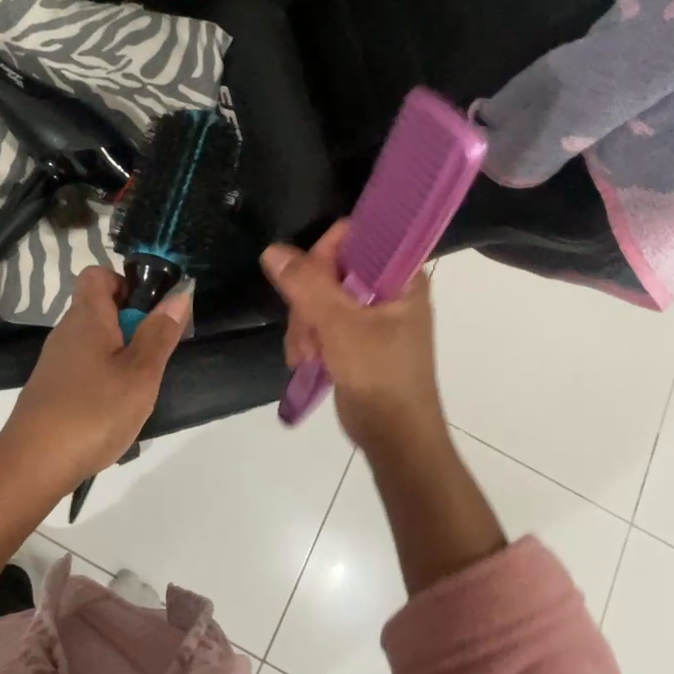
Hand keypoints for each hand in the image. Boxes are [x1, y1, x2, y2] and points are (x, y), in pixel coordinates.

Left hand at [0, 266, 189, 481]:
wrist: (34, 463)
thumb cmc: (93, 412)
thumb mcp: (140, 373)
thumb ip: (160, 333)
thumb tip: (179, 294)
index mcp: (87, 318)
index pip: (98, 275)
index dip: (126, 283)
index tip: (150, 313)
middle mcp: (67, 332)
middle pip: (101, 310)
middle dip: (133, 327)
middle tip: (153, 360)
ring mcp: (56, 362)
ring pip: (96, 343)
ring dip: (122, 358)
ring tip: (137, 391)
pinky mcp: (52, 389)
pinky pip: (85, 369)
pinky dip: (104, 381)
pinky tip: (114, 413)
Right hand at [261, 221, 444, 451]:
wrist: (396, 437)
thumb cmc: (379, 375)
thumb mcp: (339, 325)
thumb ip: (306, 284)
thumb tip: (272, 251)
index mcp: (400, 276)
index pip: (356, 237)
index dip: (324, 254)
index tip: (307, 282)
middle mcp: (389, 289)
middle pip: (330, 269)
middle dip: (308, 302)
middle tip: (307, 332)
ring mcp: (373, 316)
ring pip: (320, 298)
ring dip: (304, 326)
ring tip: (305, 356)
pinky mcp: (358, 339)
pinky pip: (323, 323)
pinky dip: (310, 339)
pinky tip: (307, 362)